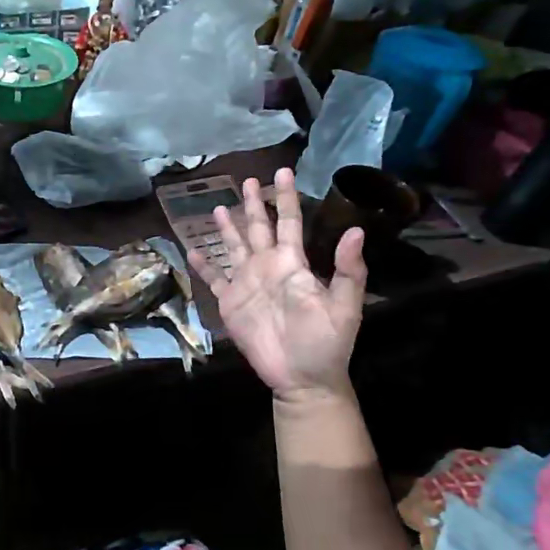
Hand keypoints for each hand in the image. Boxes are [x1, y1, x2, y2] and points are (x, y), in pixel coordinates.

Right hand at [188, 168, 365, 403]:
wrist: (302, 378)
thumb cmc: (327, 343)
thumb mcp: (345, 307)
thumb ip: (349, 270)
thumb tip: (356, 229)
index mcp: (293, 263)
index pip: (289, 222)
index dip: (286, 198)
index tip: (283, 171)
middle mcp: (268, 266)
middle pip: (258, 228)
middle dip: (254, 204)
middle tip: (248, 180)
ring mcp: (247, 283)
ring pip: (234, 247)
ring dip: (228, 228)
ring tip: (219, 207)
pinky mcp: (230, 302)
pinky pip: (214, 279)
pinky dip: (203, 265)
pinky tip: (193, 250)